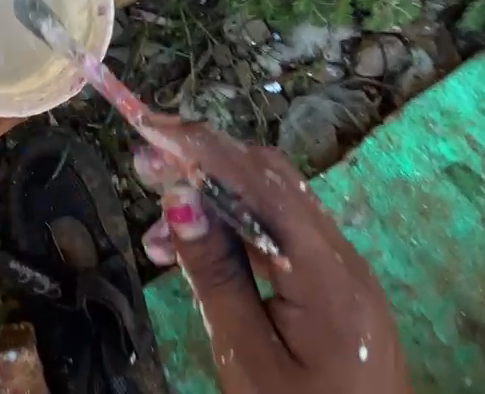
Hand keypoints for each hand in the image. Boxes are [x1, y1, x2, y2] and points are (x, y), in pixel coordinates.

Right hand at [132, 117, 408, 393]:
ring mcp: (342, 270)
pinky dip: (231, 221)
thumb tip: (177, 194)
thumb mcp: (246, 357)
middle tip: (143, 162)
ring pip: (271, 199)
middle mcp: (341, 256)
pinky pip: (278, 231)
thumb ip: (214, 273)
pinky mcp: (333, 285)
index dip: (199, 147)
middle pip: (269, 178)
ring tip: (156, 216)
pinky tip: (191, 244)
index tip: (145, 127)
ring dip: (212, 190)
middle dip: (202, 157)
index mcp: (327, 274)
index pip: (257, 183)